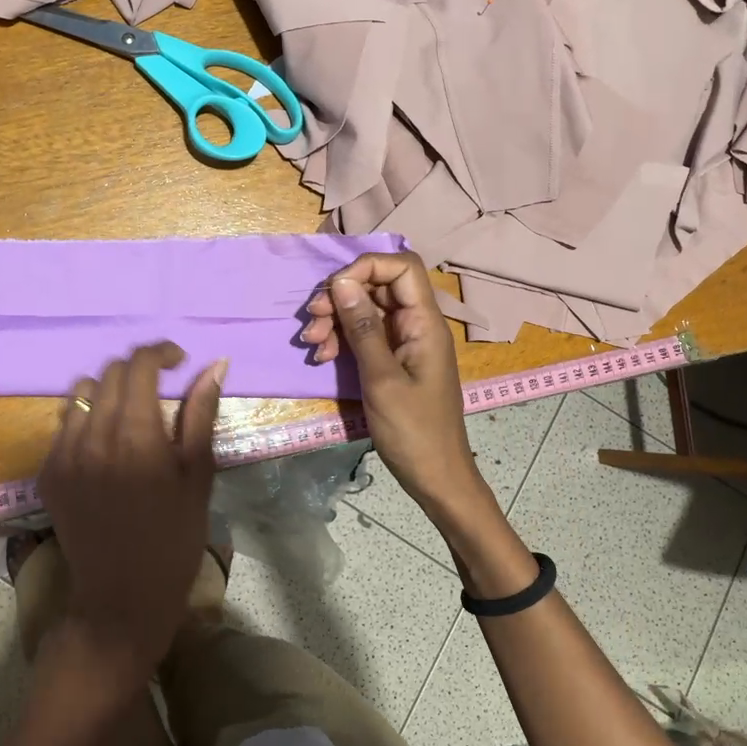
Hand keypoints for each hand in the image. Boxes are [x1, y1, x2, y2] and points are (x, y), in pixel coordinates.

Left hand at [38, 343, 224, 673]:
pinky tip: (105, 447)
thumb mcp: (198, 478)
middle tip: (159, 392)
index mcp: (137, 435)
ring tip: (129, 417)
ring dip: (108, 392)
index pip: (139, 364)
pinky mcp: (48, 472)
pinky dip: (86, 420)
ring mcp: (64, 454)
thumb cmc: (174, 540)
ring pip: (82, 392)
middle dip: (137, 371)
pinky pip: (65, 424)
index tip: (178, 362)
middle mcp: (94, 435)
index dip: (160, 353)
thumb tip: (214, 365)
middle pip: (110, 373)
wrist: (121, 600)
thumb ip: (201, 415)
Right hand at [301, 252, 481, 515]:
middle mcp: (416, 325)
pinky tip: (321, 356)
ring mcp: (404, 342)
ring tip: (311, 342)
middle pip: (378, 286)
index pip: (401, 267)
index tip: (334, 289)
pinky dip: (341, 340)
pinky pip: (364, 335)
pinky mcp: (392, 360)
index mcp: (425, 323)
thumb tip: (341, 282)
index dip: (366, 267)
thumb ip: (362, 328)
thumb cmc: (413, 431)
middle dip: (341, 296)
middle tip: (313, 319)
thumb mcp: (381, 379)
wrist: (435, 478)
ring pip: (366, 310)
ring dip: (335, 319)